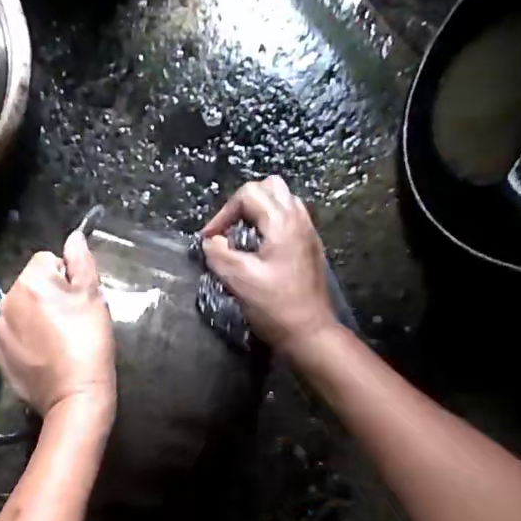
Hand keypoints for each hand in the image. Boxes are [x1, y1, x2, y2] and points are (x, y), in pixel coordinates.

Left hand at [0, 230, 116, 419]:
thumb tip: (74, 236)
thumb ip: (82, 261)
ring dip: (37, 318)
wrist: (74, 397)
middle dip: (49, 297)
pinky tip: (46, 357)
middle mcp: (7, 301)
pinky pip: (15, 336)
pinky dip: (28, 341)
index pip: (48, 261)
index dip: (67, 278)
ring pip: (22, 311)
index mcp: (30, 281)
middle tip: (72, 322)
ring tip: (59, 342)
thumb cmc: (89, 343)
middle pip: (31, 285)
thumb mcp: (93, 297)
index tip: (78, 302)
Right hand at [200, 176, 340, 356]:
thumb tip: (210, 241)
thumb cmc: (275, 306)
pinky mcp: (309, 246)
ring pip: (281, 201)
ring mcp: (308, 232)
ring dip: (257, 212)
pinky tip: (258, 249)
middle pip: (269, 187)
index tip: (210, 239)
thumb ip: (219, 254)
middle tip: (227, 229)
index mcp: (283, 222)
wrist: (310, 332)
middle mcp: (299, 219)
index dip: (223, 213)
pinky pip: (289, 219)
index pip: (248, 194)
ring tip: (241, 237)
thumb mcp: (239, 280)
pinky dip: (269, 224)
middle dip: (242, 203)